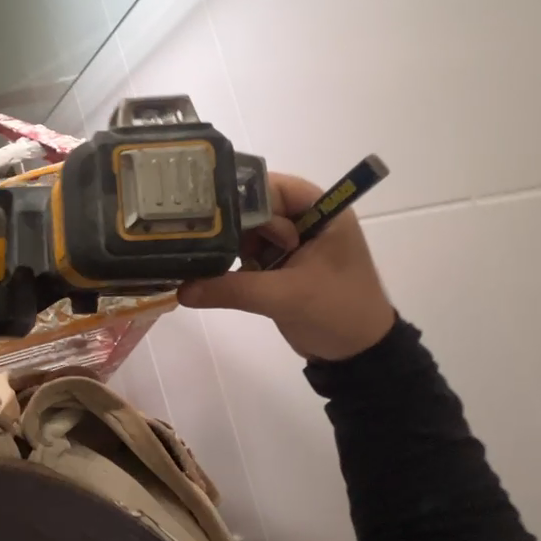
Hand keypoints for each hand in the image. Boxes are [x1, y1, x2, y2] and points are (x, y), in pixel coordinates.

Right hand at [177, 172, 395, 360]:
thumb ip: (232, 289)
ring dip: (227, 246)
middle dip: (230, 225)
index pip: (273, 187)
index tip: (208, 214)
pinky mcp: (281, 264)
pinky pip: (248, 252)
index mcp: (322, 212)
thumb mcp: (284, 297)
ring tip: (201, 259)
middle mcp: (306, 220)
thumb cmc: (337, 312)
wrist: (358, 353)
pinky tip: (209, 272)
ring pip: (247, 231)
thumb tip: (181, 291)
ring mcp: (292, 243)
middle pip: (255, 207)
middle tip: (198, 240)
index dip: (241, 197)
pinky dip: (231, 261)